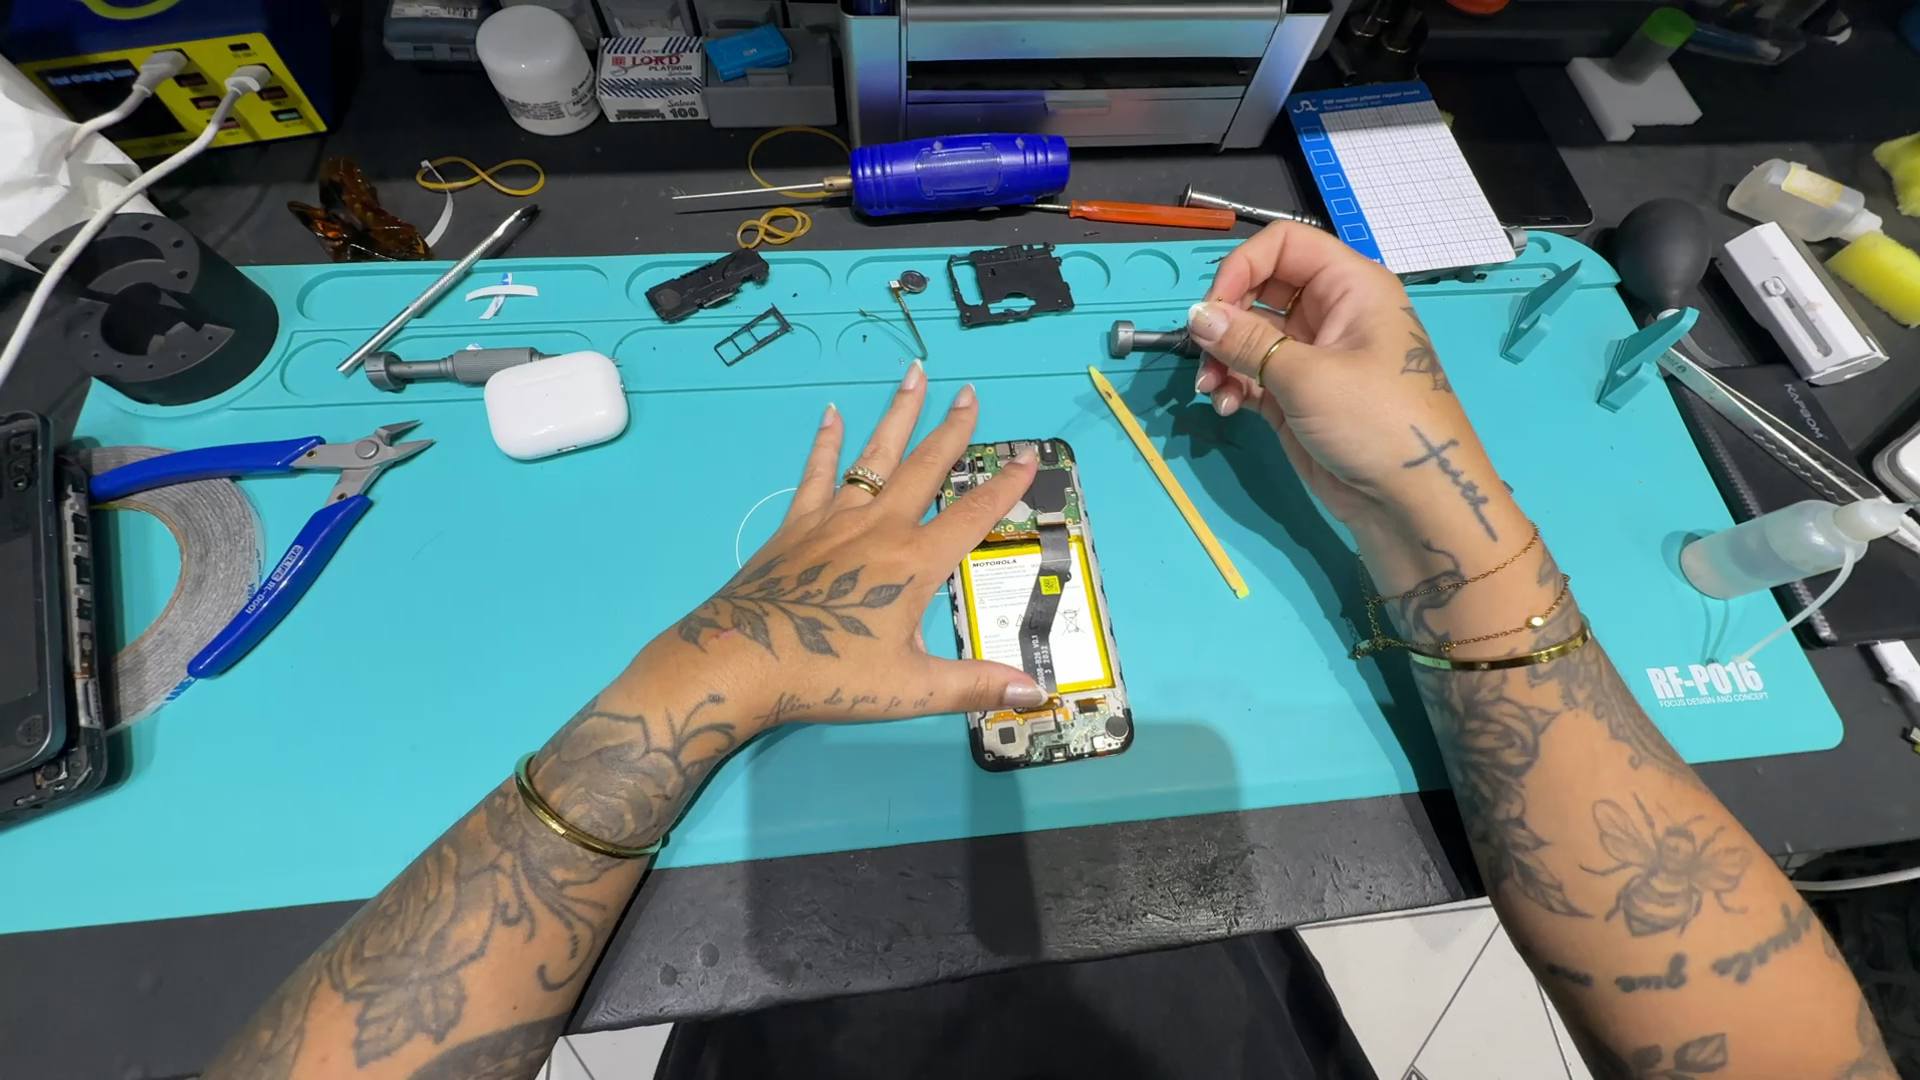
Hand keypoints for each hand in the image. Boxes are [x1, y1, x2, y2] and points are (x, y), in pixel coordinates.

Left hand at [660, 361, 1046, 732]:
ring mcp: (835, 520)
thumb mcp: (911, 690)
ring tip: (914, 375)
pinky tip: (832, 413)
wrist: (738, 663)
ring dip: (898, 415)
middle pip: (925, 467)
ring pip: (875, 455)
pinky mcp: (797, 524)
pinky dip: (827, 443)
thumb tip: (1035, 693)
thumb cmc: (829, 676)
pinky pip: (817, 474)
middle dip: (953, 430)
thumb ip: (975, 685)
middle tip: (970, 394)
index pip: (973, 515)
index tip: (1028, 456)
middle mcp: (880, 527)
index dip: (1005, 486)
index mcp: (914, 562)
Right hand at [1186, 222, 1506, 533]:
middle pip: (1258, 292)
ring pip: (1247, 339)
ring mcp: (1309, 357)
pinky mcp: (1293, 396)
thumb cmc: (1375, 420)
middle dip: (1224, 320)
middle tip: (1202, 355)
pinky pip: (1248, 376)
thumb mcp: (1308, 375)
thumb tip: (1195, 316)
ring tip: (1211, 391)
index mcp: (1349, 287)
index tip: (1211, 309)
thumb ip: (1245, 341)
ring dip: (1221, 361)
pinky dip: (1231, 387)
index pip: (1283, 248)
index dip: (1241, 268)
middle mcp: (1327, 314)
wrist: (1408, 500)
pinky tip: (1225, 407)